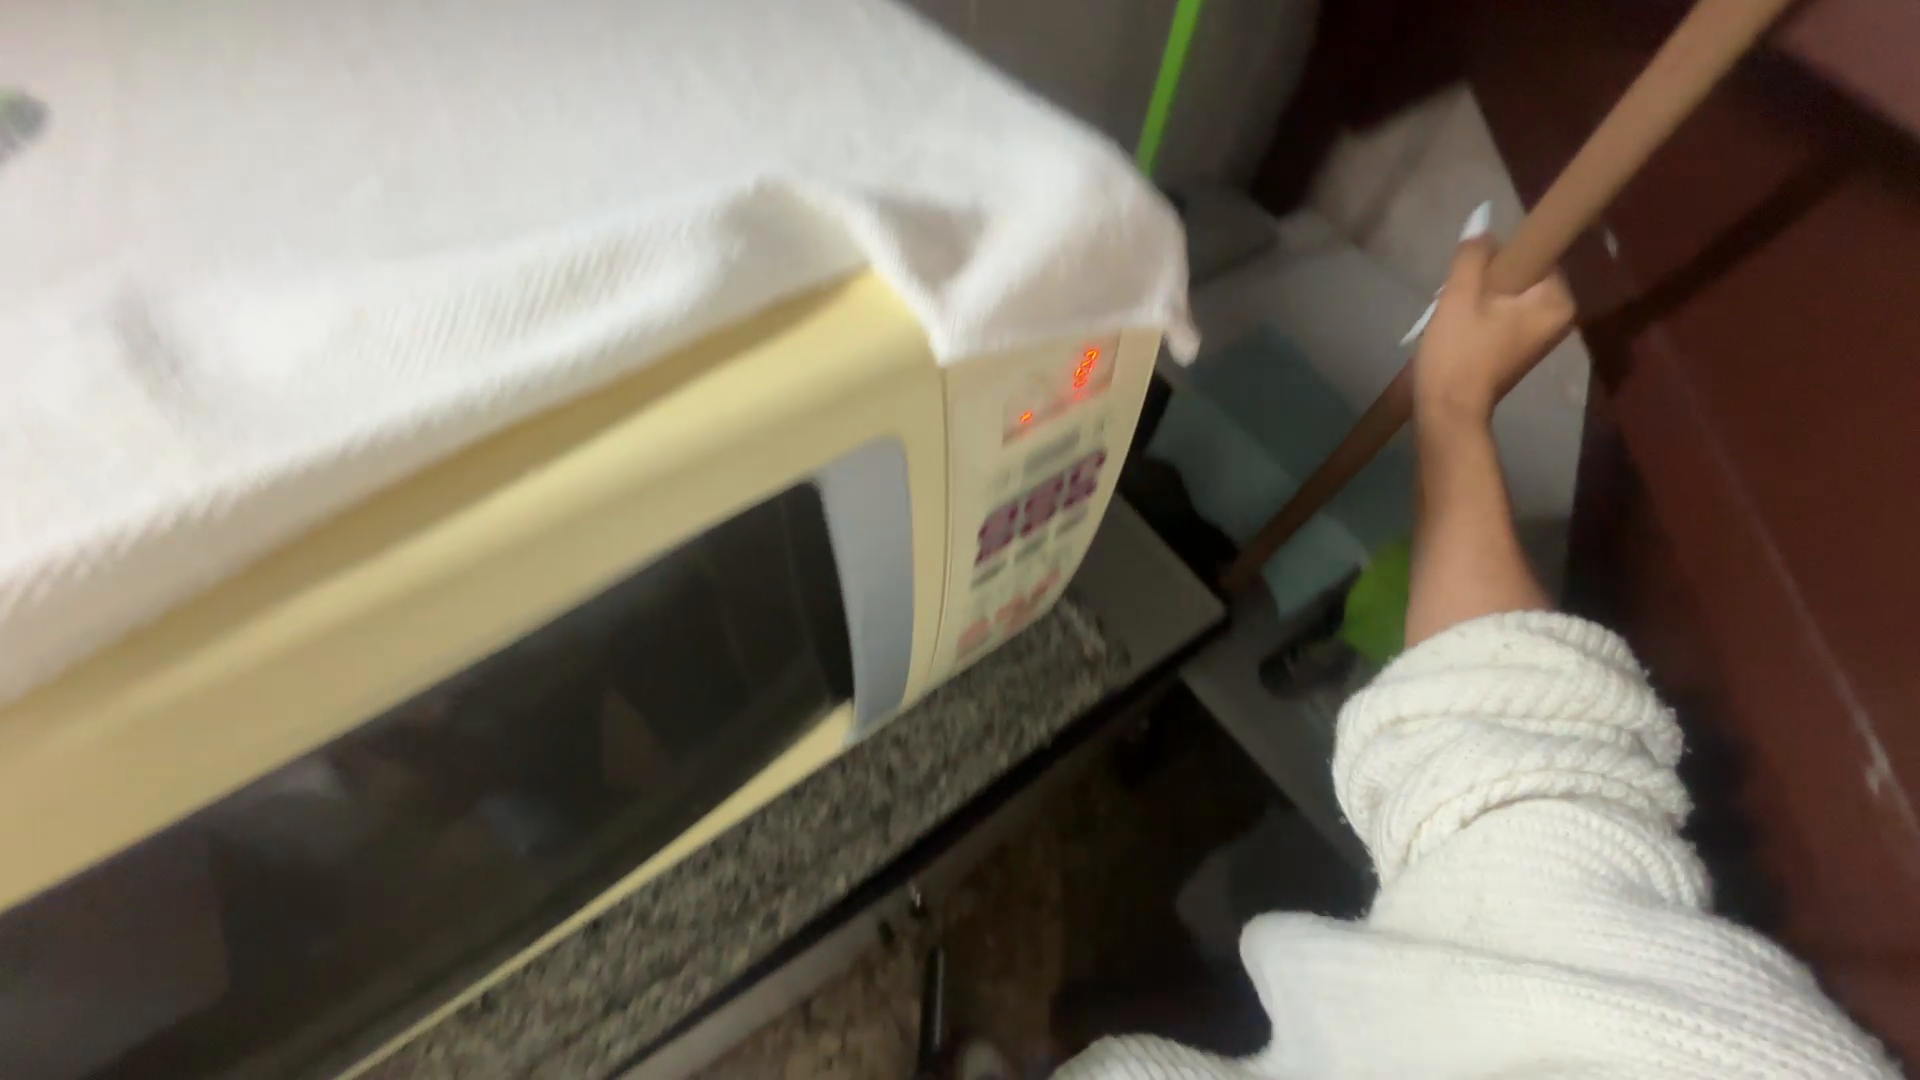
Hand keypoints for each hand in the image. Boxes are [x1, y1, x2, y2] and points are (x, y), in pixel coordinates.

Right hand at [1412, 236, 1575, 425]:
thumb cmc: (1457, 355)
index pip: (1535, 257)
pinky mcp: (1518, 354)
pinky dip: (1480, 322)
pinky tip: (1456, 334)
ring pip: (1508, 301)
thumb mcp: (1458, 299)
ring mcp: (1539, 339)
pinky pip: (1502, 321)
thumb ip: (1471, 257)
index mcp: (1556, 300)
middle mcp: (1559, 318)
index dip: (1499, 260)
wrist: (1447, 413)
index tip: (1470, 276)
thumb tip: (1482, 220)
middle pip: (1520, 279)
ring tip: (1450, 319)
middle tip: (1453, 300)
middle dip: (1486, 284)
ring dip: (1479, 303)